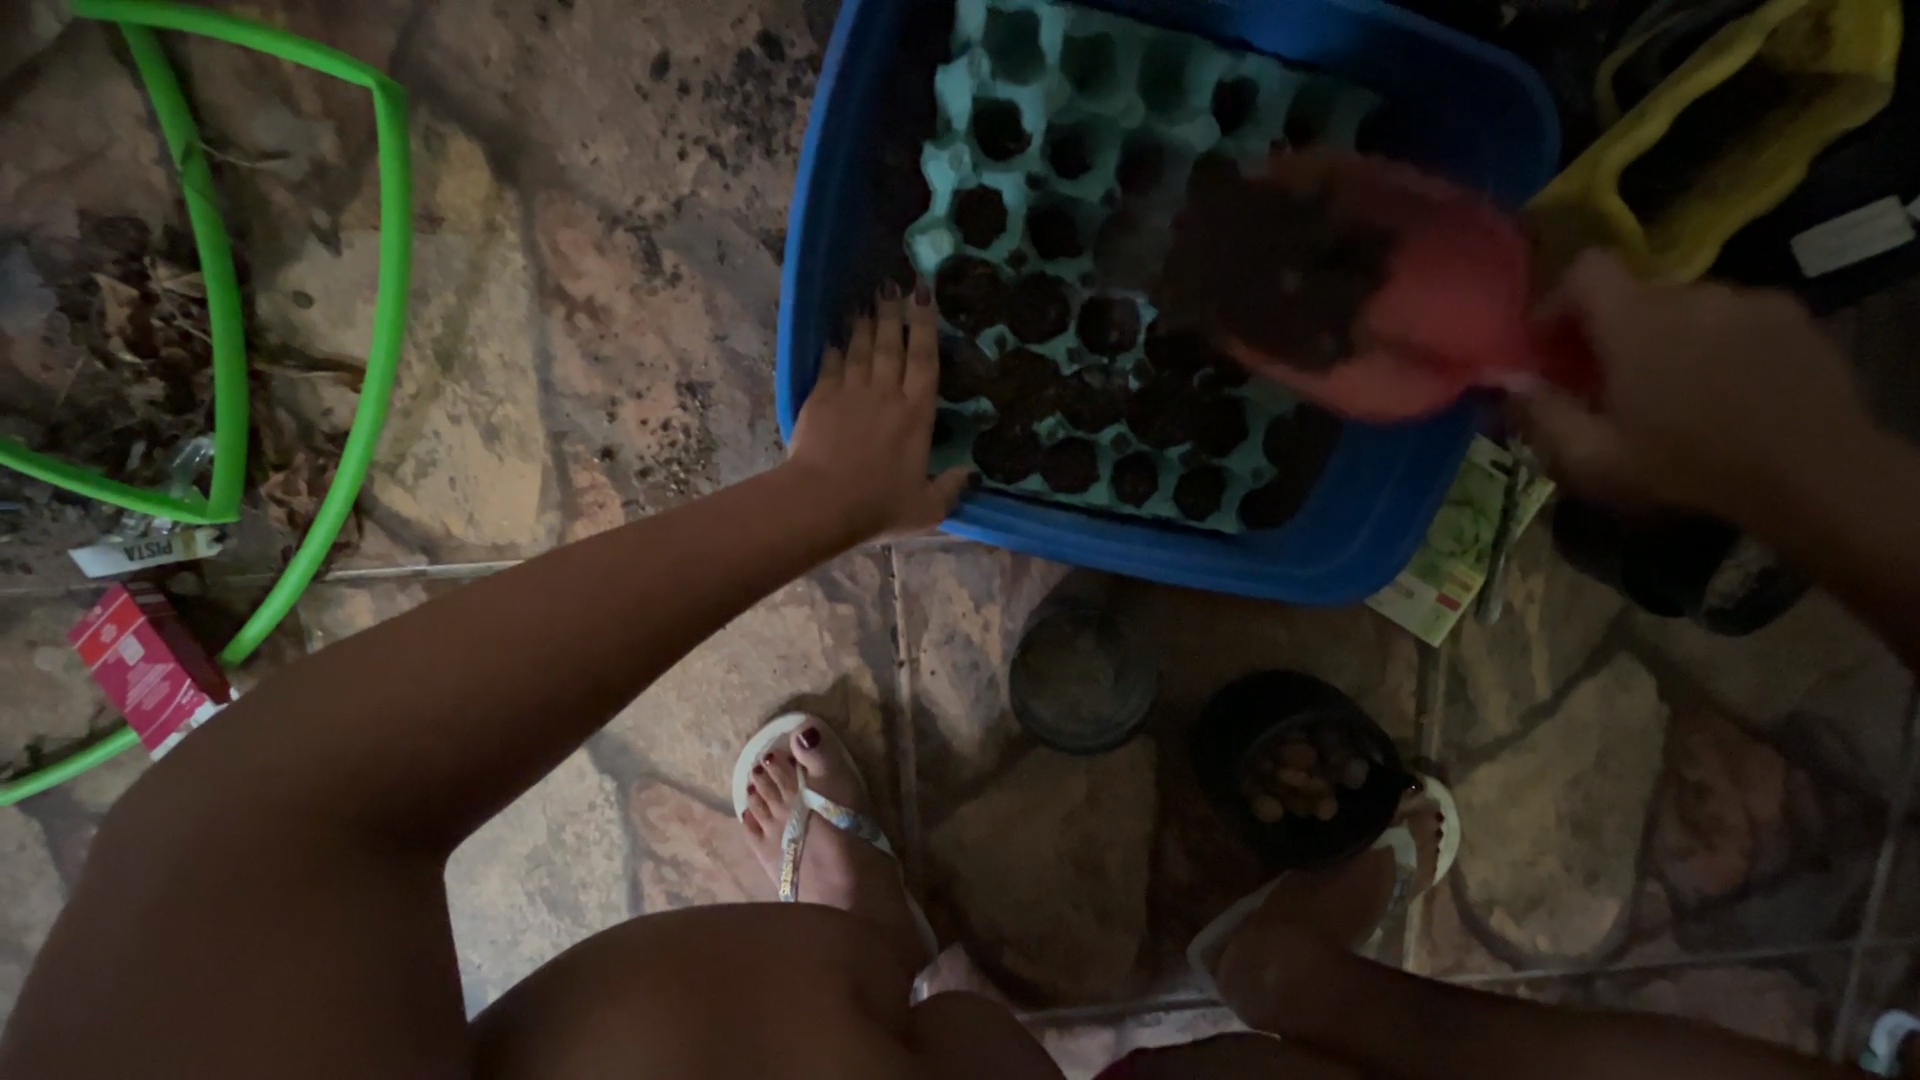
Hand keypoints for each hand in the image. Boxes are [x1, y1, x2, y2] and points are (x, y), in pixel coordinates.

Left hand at [786, 282, 972, 538]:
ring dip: (864, 324)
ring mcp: (850, 393)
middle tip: (892, 283)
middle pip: (891, 344)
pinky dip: (834, 350)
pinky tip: (834, 338)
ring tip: (865, 301)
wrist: (823, 502)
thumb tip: (970, 474)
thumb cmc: (879, 507)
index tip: (924, 295)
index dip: (926, 325)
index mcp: (917, 415)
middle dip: (893, 312)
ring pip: (860, 349)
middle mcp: (886, 394)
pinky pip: (830, 366)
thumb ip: (950, 488)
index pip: (925, 361)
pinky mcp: (820, 400)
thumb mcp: (927, 509)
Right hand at [1510, 251, 1871, 523]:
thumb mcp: (1591, 455)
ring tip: (1665, 389)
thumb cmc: (1684, 465)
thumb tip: (1506, 379)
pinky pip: (1731, 317)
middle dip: (1609, 331)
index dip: (1559, 298)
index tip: (1551, 343)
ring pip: (1682, 307)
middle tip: (1602, 380)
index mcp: (1638, 321)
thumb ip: (1540, 411)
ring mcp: (1750, 303)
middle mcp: (1694, 295)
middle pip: (1633, 295)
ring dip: (1662, 337)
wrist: (1813, 474)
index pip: (1587, 269)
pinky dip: (1711, 342)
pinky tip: (1717, 387)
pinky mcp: (1793, 318)